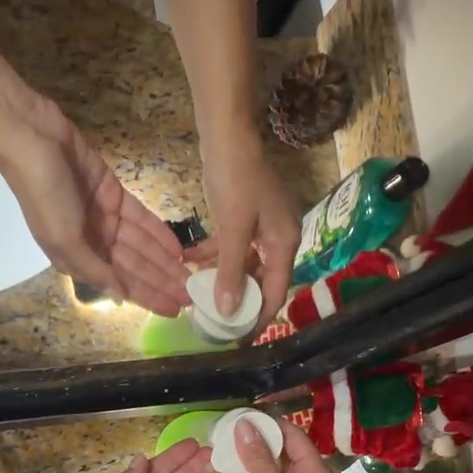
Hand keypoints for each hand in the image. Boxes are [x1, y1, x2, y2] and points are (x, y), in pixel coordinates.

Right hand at [0, 94, 190, 315]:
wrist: (34, 142)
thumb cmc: (44, 197)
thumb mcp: (64, 241)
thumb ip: (94, 270)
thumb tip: (119, 296)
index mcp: (77, 258)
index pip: (120, 283)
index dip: (147, 297)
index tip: (174, 311)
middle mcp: (93, 243)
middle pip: (136, 267)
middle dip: (162, 282)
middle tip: (193, 296)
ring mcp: (104, 218)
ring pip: (142, 245)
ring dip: (165, 261)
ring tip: (192, 274)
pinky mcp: (113, 194)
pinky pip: (142, 219)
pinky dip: (159, 233)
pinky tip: (178, 248)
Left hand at [191, 134, 300, 324]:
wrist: (228, 135)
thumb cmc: (237, 180)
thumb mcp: (233, 230)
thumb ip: (231, 271)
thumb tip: (229, 311)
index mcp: (284, 243)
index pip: (276, 291)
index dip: (260, 316)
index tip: (241, 337)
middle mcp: (277, 239)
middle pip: (260, 280)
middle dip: (238, 301)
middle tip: (216, 323)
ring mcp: (260, 228)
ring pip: (242, 264)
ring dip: (222, 279)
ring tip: (199, 299)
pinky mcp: (243, 218)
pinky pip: (230, 246)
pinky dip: (212, 256)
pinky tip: (188, 263)